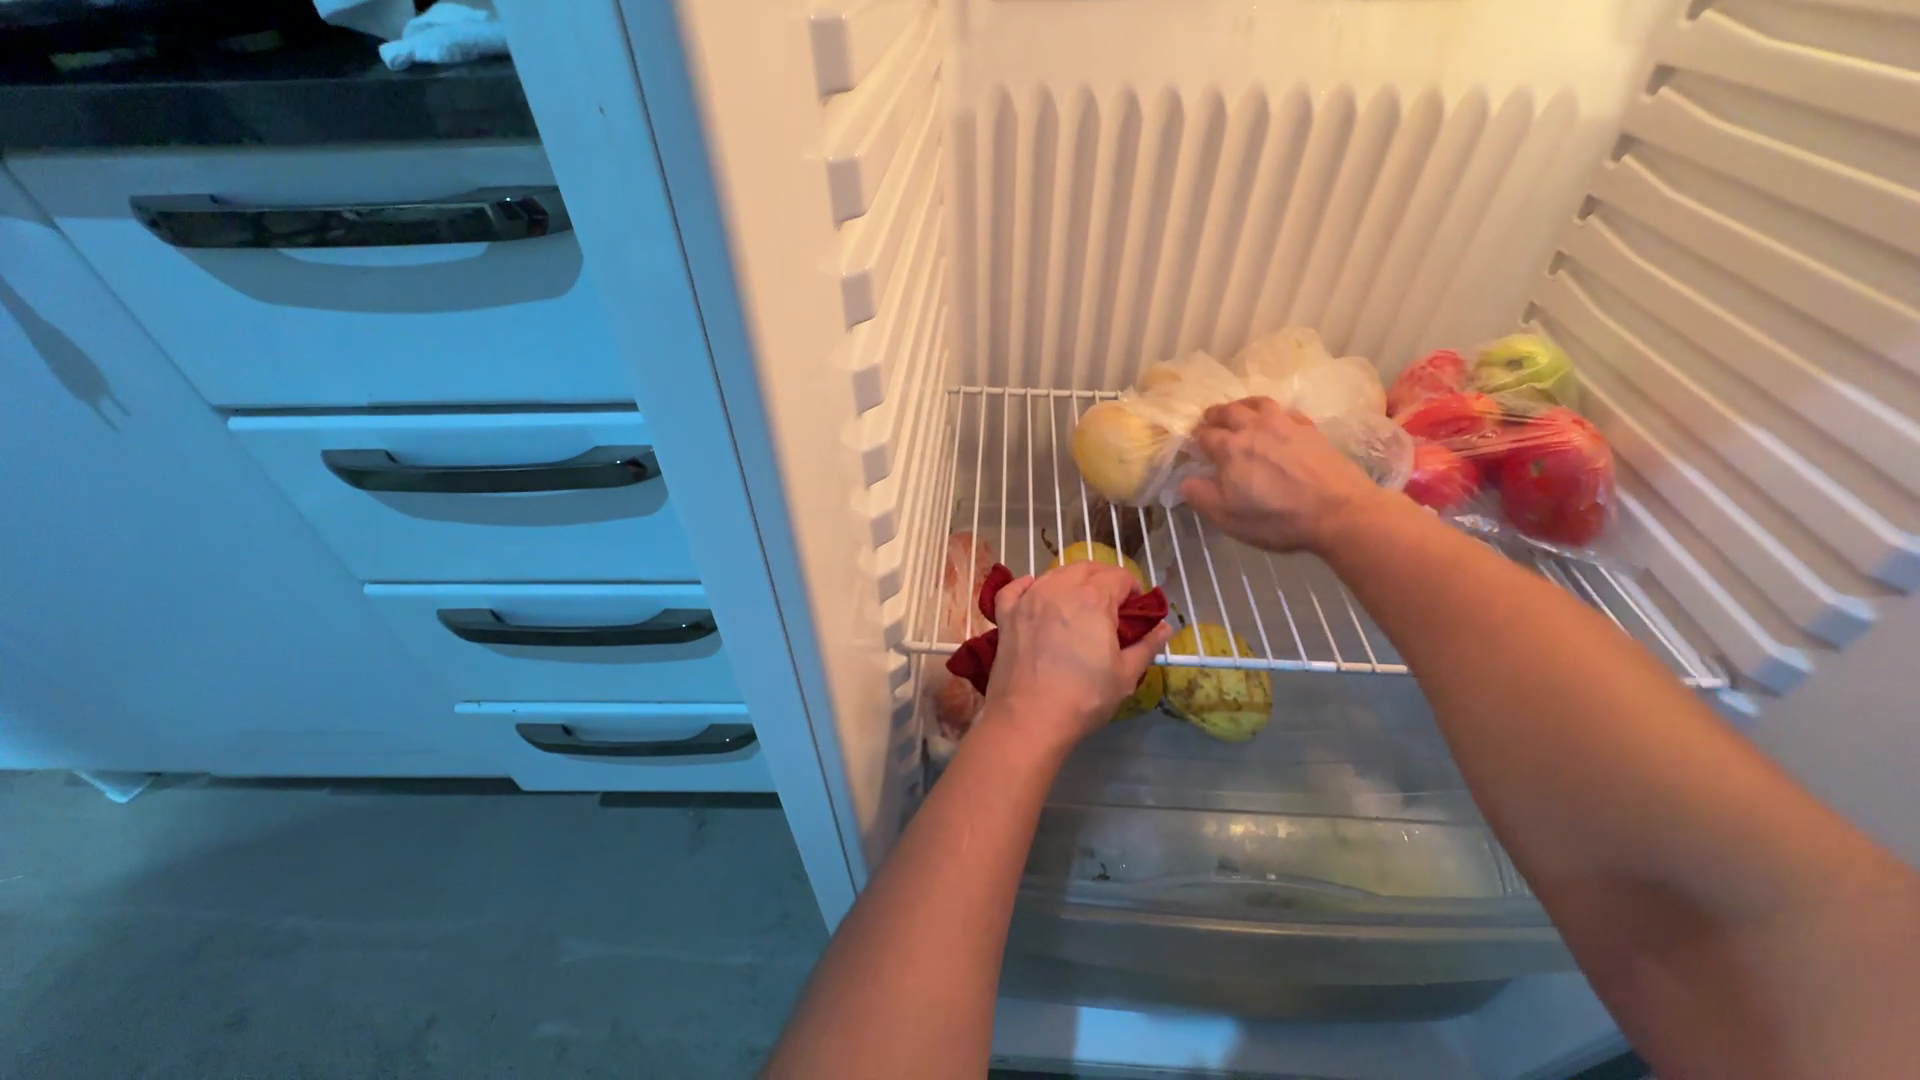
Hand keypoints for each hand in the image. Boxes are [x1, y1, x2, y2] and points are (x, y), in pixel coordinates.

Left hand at [978, 561, 1173, 752]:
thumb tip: (1165, 628)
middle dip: (1104, 579)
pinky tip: (1034, 593)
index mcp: (1093, 599)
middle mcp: (1059, 589)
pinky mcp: (1006, 615)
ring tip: (1079, 603)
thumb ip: (1148, 645)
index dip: (1134, 589)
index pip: (1120, 577)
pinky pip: (1015, 588)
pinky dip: (1028, 585)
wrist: (1029, 719)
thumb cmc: (1084, 697)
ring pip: (1054, 573)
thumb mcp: (1126, 675)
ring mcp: (1028, 600)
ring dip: (1072, 580)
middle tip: (1113, 605)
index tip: (1136, 609)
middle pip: (1087, 568)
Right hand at [1180, 396, 1392, 553]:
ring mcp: (1285, 424)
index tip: (1194, 446)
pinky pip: (1286, 411)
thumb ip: (1201, 496)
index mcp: (1229, 448)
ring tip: (1240, 412)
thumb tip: (1185, 481)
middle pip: (1229, 410)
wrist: (1339, 512)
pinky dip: (1274, 413)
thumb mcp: (1228, 518)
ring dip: (1243, 405)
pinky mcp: (1311, 429)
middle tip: (1211, 421)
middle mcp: (1254, 428)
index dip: (1196, 439)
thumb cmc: (1277, 519)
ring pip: (1258, 402)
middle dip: (1215, 415)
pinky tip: (1277, 422)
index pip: (1204, 435)